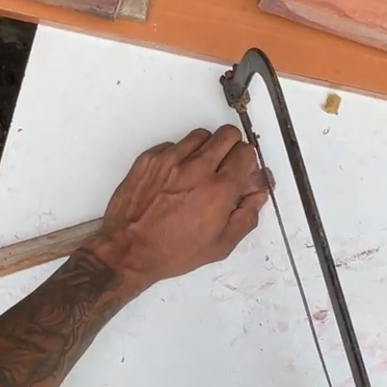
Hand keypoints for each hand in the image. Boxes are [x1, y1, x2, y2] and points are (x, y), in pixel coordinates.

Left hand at [82, 126, 267, 294]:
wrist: (128, 250)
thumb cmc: (172, 252)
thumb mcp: (220, 245)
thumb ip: (246, 216)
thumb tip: (257, 195)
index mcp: (219, 190)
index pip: (247, 153)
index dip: (248, 163)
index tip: (242, 172)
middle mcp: (196, 169)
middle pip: (228, 134)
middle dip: (232, 148)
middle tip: (225, 166)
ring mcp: (170, 160)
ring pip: (201, 135)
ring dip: (205, 149)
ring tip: (198, 172)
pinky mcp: (149, 159)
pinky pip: (173, 145)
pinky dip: (179, 156)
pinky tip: (175, 177)